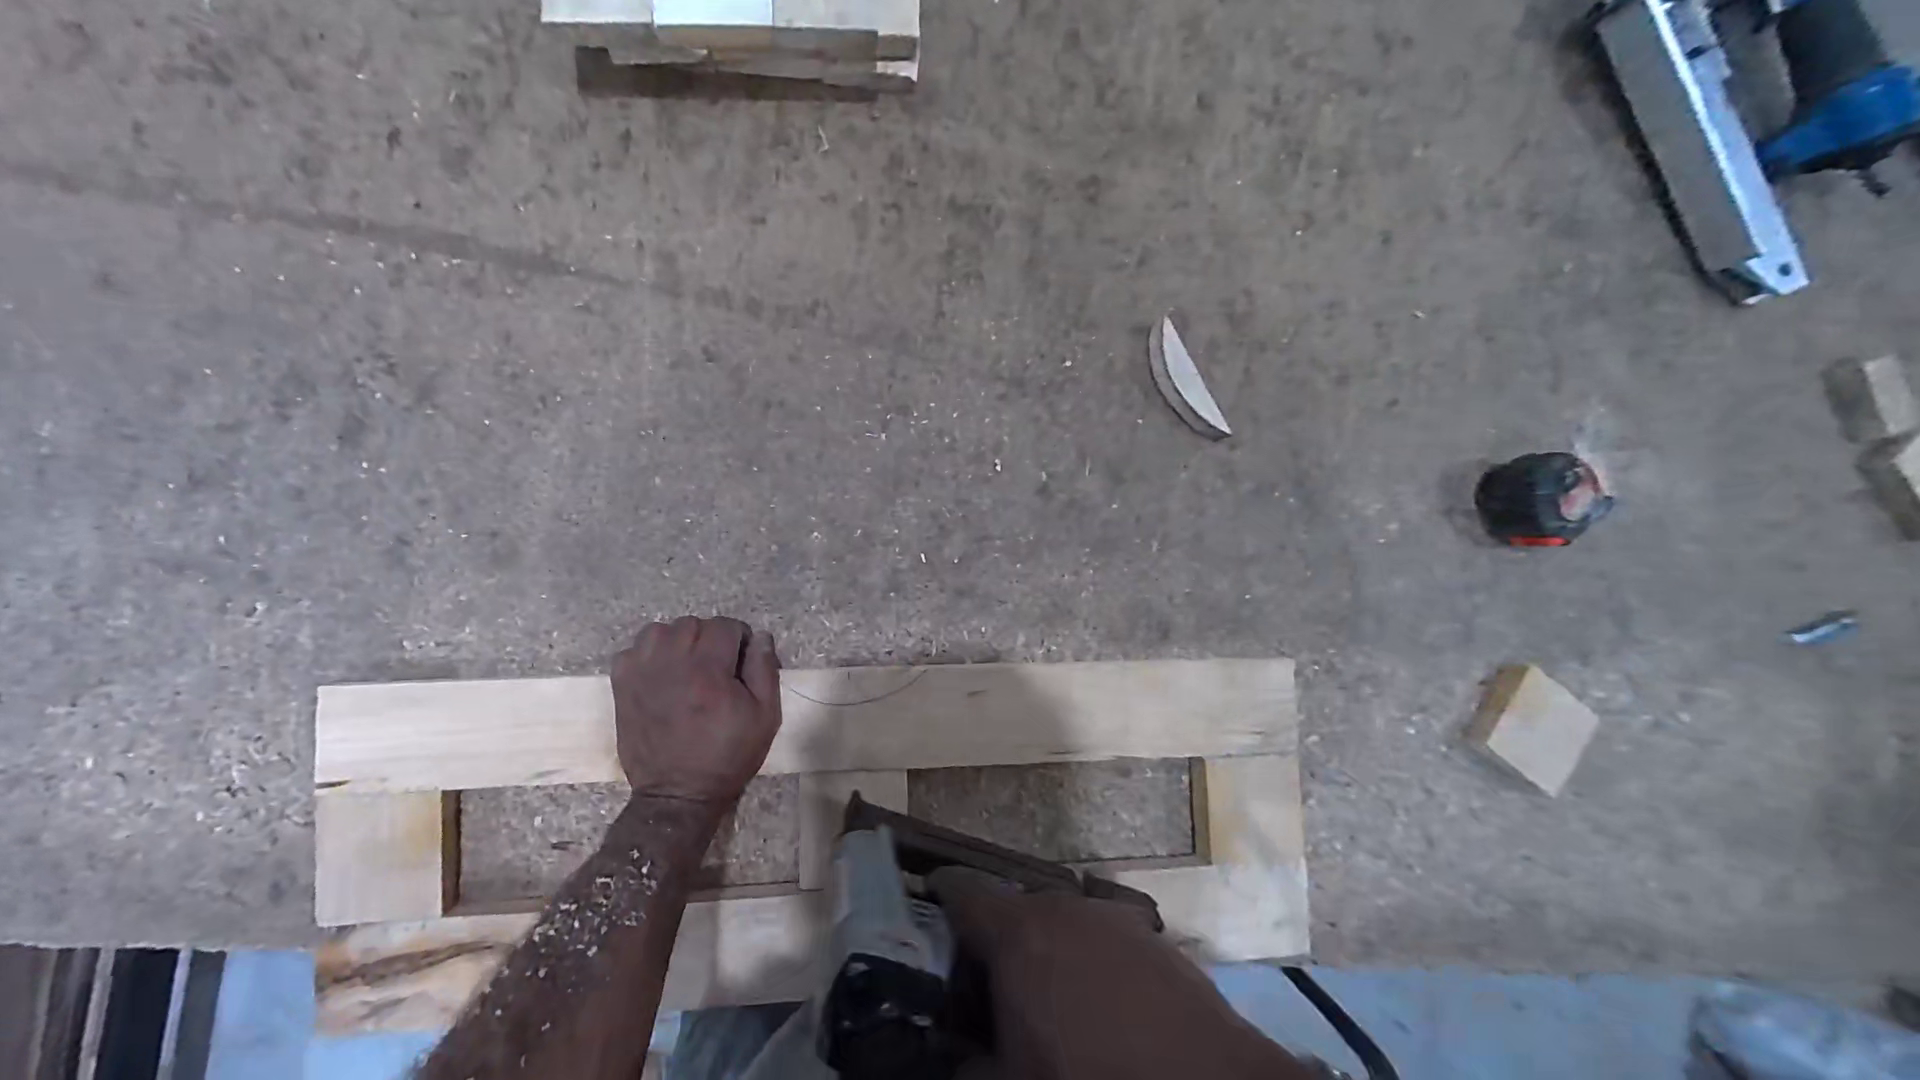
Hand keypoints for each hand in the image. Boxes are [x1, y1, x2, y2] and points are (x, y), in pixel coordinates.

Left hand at [611, 617, 781, 806]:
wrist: (679, 793)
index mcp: (709, 670)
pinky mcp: (622, 686)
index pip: (724, 626)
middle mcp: (671, 664)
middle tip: (717, 666)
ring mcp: (641, 673)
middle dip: (710, 638)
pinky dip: (648, 655)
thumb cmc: (728, 755)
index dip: (740, 639)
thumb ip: (764, 670)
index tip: (742, 661)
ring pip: (660, 631)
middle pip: (692, 624)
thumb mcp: (765, 716)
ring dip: (678, 641)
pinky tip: (661, 675)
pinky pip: (633, 650)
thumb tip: (760, 637)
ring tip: (687, 666)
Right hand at [929, 868, 1311, 1079]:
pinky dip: (1088, 964)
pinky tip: (1102, 1009)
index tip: (923, 917)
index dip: (936, 899)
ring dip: (1044, 952)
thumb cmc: (1093, 1079)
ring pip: (1059, 923)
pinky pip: (1101, 941)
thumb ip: (970, 1066)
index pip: (960, 890)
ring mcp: (1112, 919)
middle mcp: (1062, 909)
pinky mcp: (1153, 939)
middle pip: (1011, 908)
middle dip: (993, 942)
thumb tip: (957, 1058)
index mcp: (1019, 932)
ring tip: (1046, 1002)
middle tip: (985, 988)